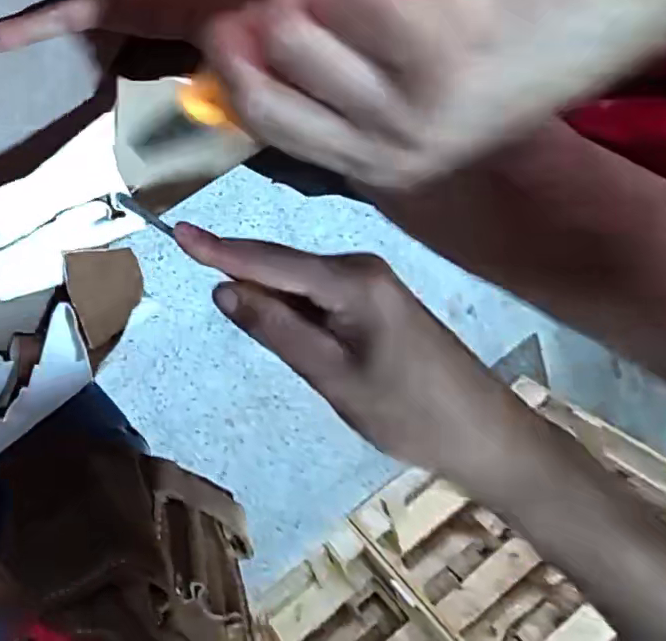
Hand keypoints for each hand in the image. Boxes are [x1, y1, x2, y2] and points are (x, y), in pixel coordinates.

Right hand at [175, 224, 552, 501]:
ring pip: (297, 280)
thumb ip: (275, 328)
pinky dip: (290, 305)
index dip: (220, 248)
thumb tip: (223, 289)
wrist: (487, 435)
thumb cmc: (409, 412)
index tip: (179, 230)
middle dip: (239, 270)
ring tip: (241, 316)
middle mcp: (358, 266)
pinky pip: (317, 292)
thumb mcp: (332, 376)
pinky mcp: (373, 298)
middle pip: (282, 265)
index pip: (269, 260)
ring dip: (266, 293)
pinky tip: (281, 322)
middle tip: (196, 269)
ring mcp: (369, 280)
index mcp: (351, 280)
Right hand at [202, 0, 640, 187]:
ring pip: (292, 30)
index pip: (259, 121)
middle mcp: (388, 149)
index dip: (230, 65)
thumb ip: (313, 85)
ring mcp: (414, 103)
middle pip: (262, 82)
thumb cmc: (483, 44)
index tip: (235, 24)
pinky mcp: (436, 46)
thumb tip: (223, 48)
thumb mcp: (391, 87)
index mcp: (372, 164)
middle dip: (261, 26)